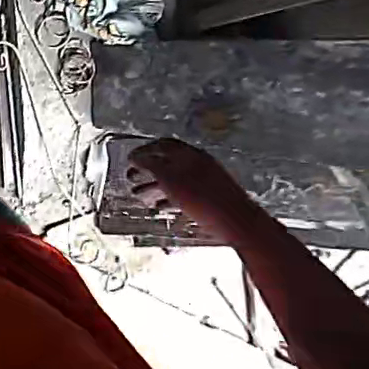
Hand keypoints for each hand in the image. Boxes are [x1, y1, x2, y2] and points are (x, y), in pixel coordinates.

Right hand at [126, 138, 256, 237]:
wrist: (238, 223)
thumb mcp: (169, 180)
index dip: (143, 151)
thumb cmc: (204, 200)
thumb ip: (151, 166)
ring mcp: (207, 180)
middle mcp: (199, 163)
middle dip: (147, 169)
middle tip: (132, 175)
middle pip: (167, 161)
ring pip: (174, 178)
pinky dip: (169, 196)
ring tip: (140, 195)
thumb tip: (137, 158)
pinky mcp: (211, 196)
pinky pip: (184, 192)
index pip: (162, 145)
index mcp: (190, 154)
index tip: (130, 158)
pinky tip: (161, 206)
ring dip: (155, 185)